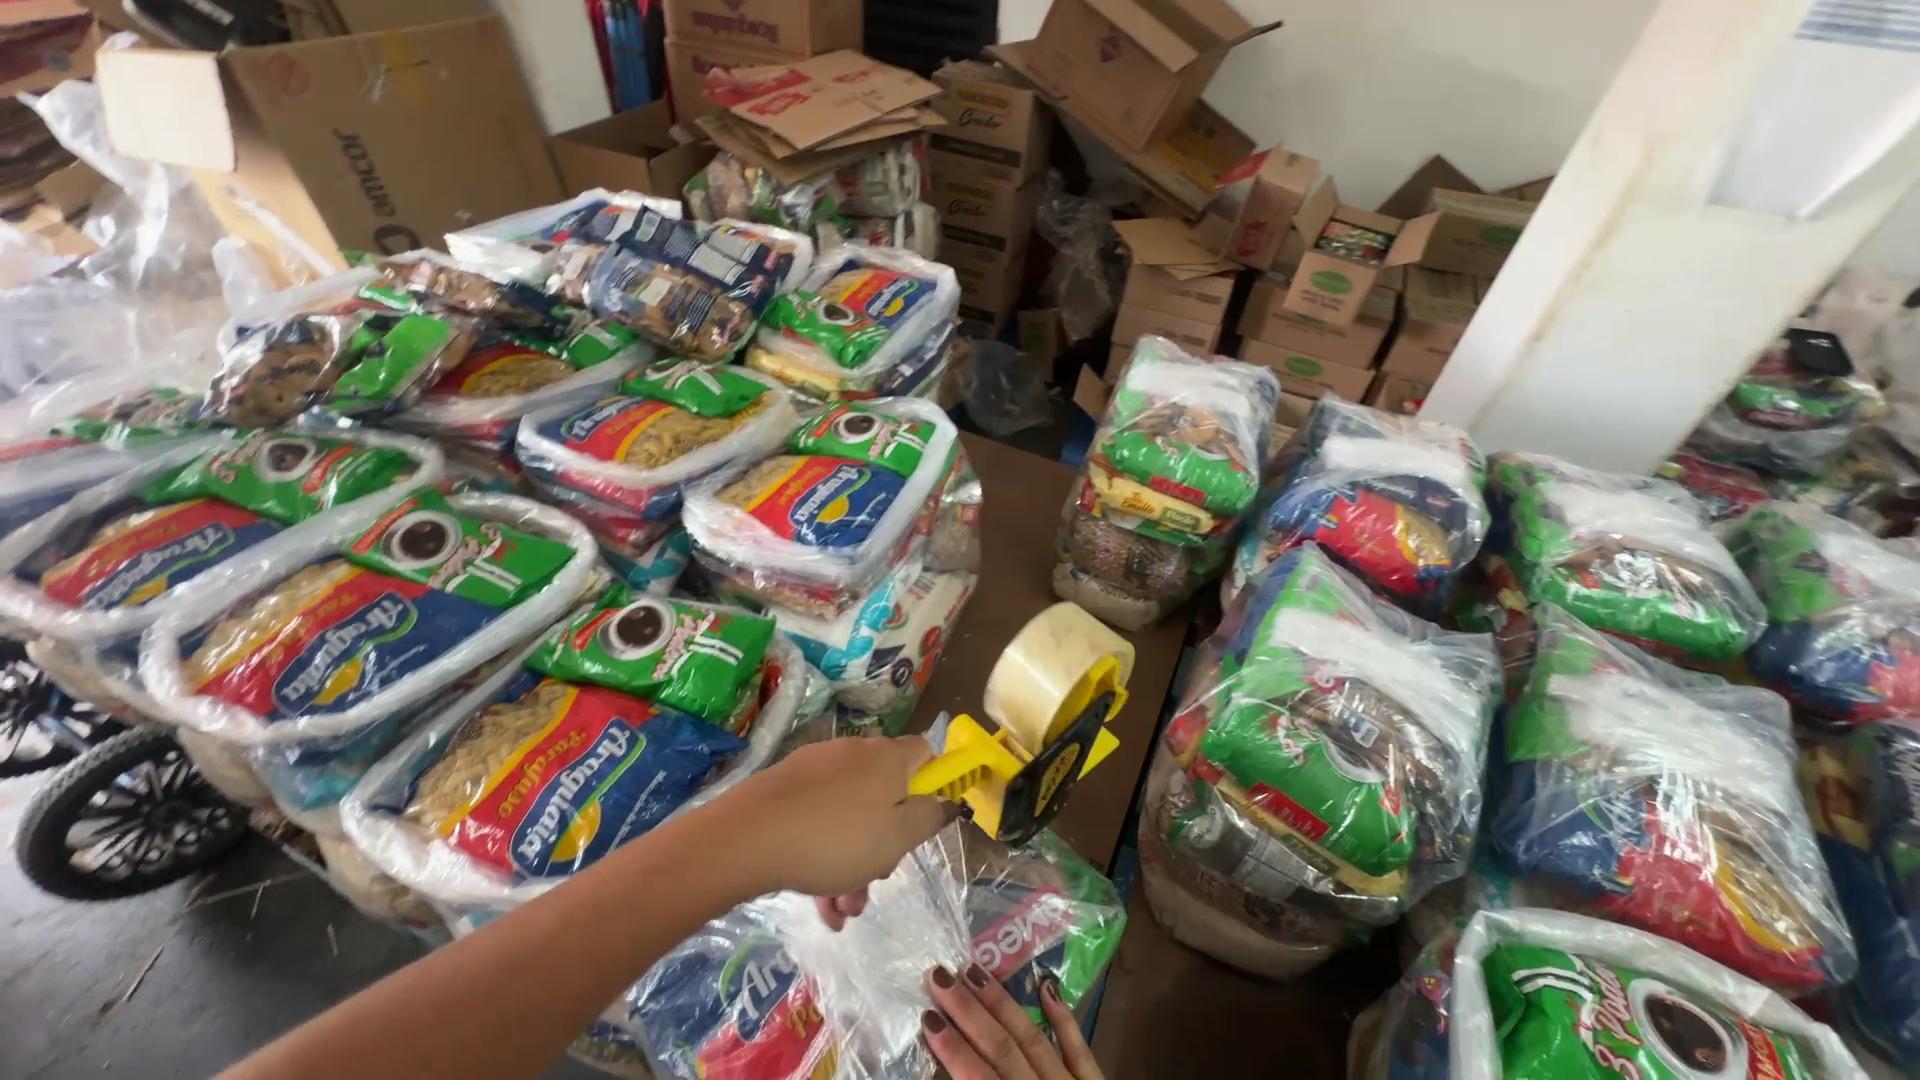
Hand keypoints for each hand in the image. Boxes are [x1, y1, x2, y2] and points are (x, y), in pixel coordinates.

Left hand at [713, 735, 955, 897]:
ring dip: (851, 866)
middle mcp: (854, 754)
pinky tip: (818, 902)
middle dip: (883, 846)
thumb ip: (928, 817)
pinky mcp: (786, 789)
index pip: (924, 754)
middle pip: (884, 796)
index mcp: (888, 758)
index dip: (931, 786)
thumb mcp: (898, 837)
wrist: (748, 836)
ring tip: (840, 910)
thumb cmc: (836, 838)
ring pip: (849, 819)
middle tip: (873, 883)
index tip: (923, 824)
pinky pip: (818, 822)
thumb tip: (945, 800)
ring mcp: (816, 770)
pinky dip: (822, 856)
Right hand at [920, 963, 1103, 1079]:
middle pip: (1003, 1050)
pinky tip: (1046, 986)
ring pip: (1034, 1041)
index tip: (928, 1016)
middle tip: (939, 974)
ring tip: (974, 970)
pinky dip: (1063, 1019)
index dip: (953, 1050)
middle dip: (969, 1012)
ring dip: (1002, 1005)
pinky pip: (1081, 1051)